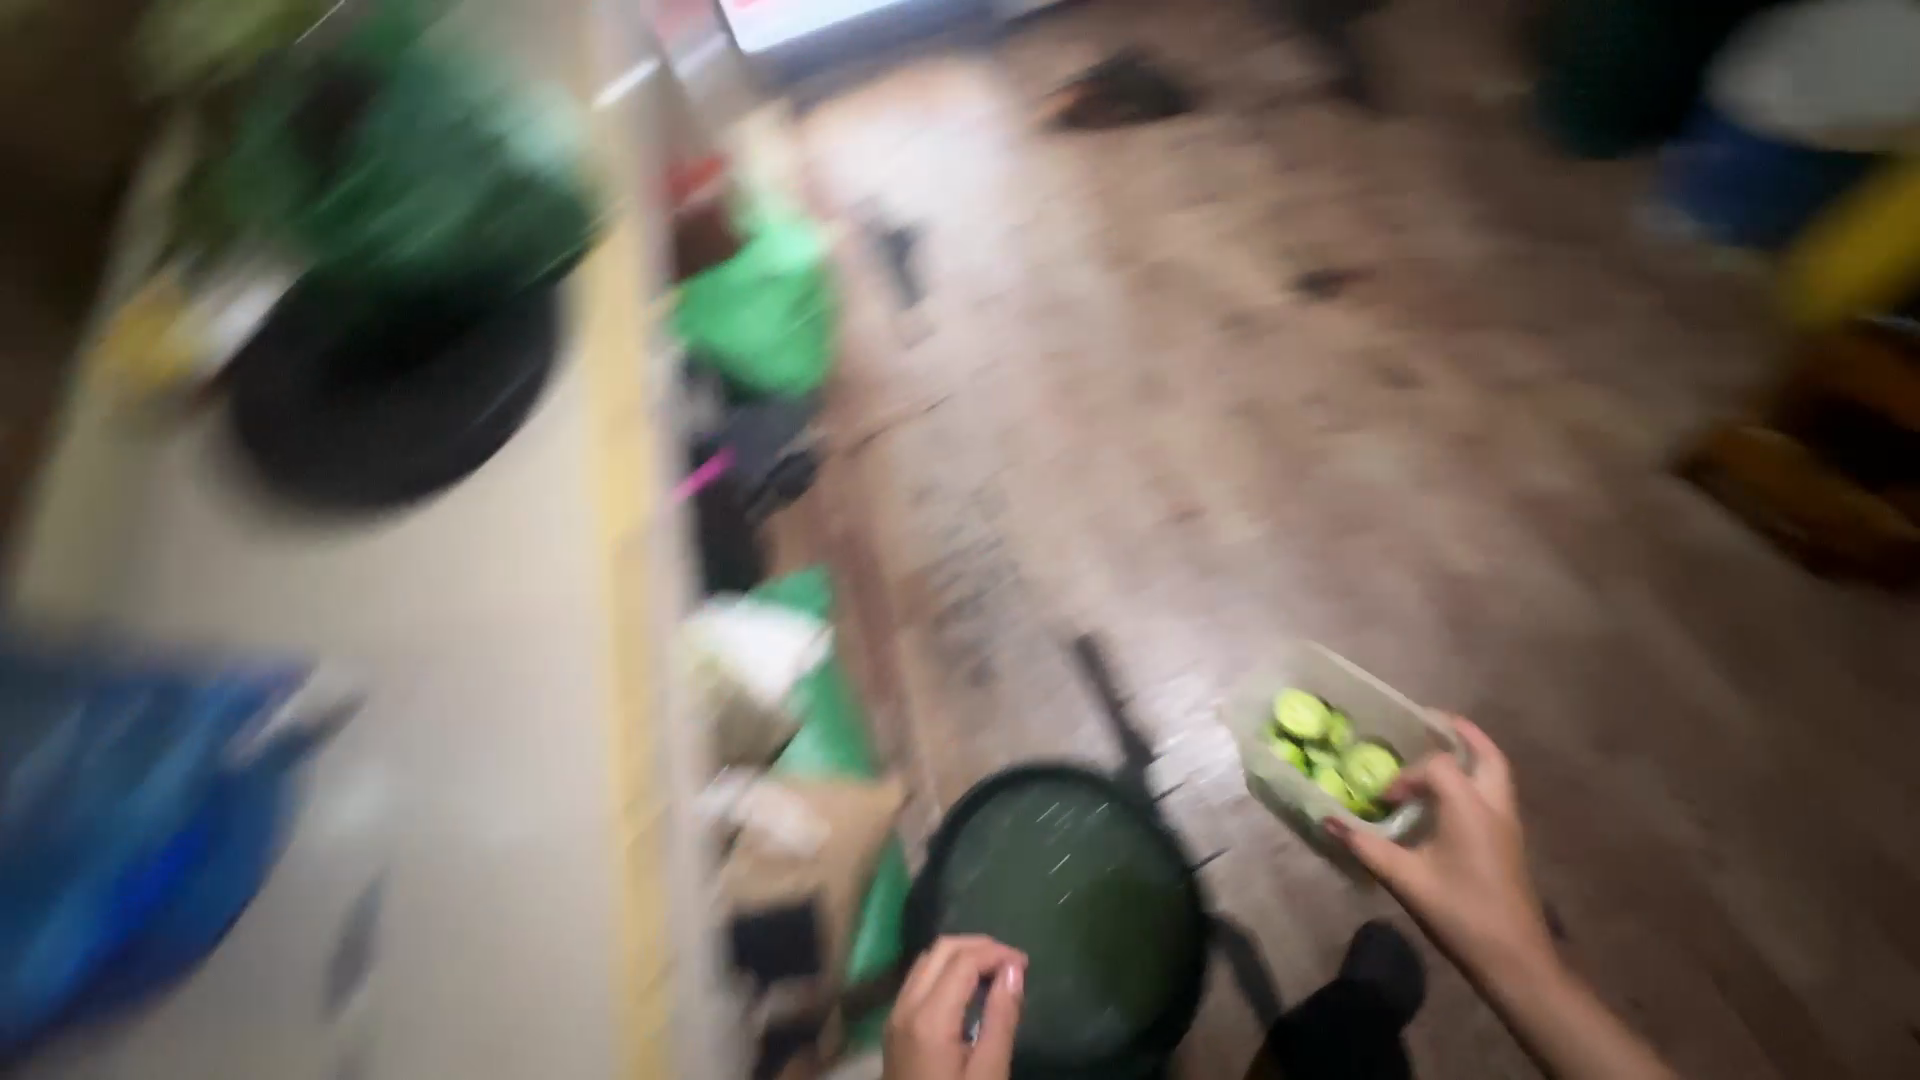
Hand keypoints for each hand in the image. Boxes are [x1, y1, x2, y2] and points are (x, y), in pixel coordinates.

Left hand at [883, 935, 1027, 1079]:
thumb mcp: (988, 1076)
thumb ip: (1001, 1018)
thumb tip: (1014, 969)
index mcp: (928, 1018)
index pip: (963, 960)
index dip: (996, 953)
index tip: (1026, 965)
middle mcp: (905, 1006)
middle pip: (941, 949)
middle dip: (978, 946)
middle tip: (1012, 963)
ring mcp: (895, 1017)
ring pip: (927, 960)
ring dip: (961, 955)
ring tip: (995, 972)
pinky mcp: (894, 1029)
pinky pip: (919, 980)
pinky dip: (945, 971)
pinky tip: (968, 990)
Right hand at [1325, 715, 1556, 983]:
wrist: (1516, 960)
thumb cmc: (1460, 912)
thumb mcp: (1404, 878)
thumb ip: (1365, 845)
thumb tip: (1327, 820)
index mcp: (1469, 808)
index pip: (1436, 767)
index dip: (1405, 777)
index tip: (1383, 802)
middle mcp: (1494, 808)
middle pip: (1487, 756)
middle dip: (1462, 734)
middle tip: (1432, 721)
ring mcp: (1508, 826)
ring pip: (1497, 774)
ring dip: (1472, 755)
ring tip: (1441, 747)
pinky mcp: (1509, 842)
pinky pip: (1495, 794)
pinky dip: (1475, 779)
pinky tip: (1448, 795)